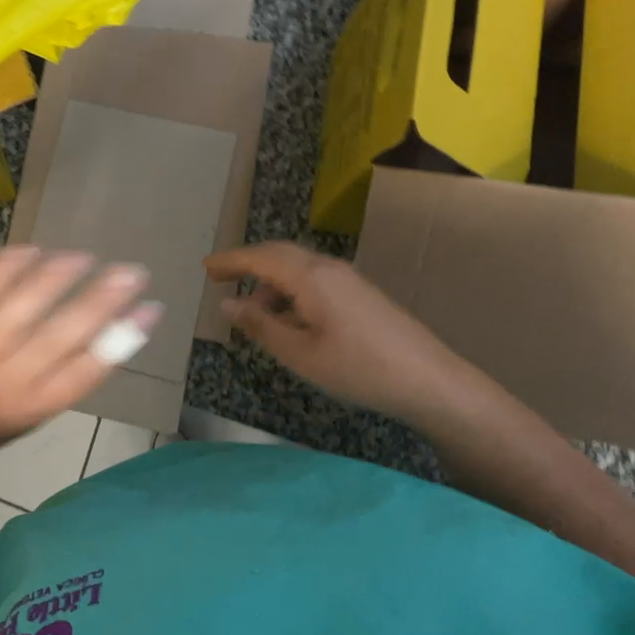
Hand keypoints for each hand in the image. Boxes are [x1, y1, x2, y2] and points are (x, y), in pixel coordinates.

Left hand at [0, 246, 161, 458]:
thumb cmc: (12, 410)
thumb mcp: (50, 400)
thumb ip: (85, 366)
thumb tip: (134, 319)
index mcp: (35, 405)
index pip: (85, 372)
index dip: (122, 338)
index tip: (151, 308)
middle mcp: (3, 381)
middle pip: (56, 336)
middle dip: (98, 302)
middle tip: (129, 274)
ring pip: (18, 309)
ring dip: (54, 278)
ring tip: (83, 258)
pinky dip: (6, 267)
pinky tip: (33, 251)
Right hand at [203, 242, 485, 422]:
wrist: (429, 380)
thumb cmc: (358, 368)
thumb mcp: (299, 354)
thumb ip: (260, 326)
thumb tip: (227, 304)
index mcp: (311, 277)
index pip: (261, 258)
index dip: (231, 261)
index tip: (205, 268)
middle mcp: (329, 268)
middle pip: (280, 254)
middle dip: (248, 264)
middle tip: (220, 279)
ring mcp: (349, 279)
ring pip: (298, 268)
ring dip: (270, 283)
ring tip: (252, 313)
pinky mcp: (360, 294)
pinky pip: (314, 280)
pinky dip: (290, 291)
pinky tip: (289, 320)